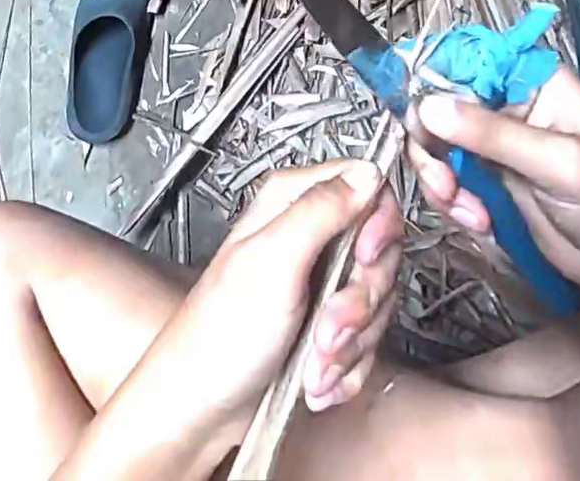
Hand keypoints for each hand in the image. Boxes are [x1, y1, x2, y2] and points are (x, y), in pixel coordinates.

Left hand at [140, 160, 402, 444]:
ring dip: (350, 339)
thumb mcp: (274, 258)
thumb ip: (322, 209)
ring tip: (314, 355)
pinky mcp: (325, 315)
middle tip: (328, 323)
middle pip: (378, 246)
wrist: (202, 407)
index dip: (378, 222)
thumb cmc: (220, 332)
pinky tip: (315, 373)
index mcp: (292, 201)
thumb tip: (367, 173)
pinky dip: (346, 362)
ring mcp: (319, 275)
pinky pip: (367, 334)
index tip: (365, 259)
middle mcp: (308, 231)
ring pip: (375, 296)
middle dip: (361, 298)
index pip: (366, 184)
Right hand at [406, 67, 579, 293]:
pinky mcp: (485, 176)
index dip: (431, 74)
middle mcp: (506, 101)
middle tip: (443, 179)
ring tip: (465, 210)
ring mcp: (492, 140)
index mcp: (530, 79)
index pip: (467, 56)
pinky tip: (478, 221)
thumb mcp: (560, 163)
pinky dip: (450, 198)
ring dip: (439, 176)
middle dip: (431, 140)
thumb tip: (426, 106)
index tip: (409, 108)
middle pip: (439, 99)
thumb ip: (493, 133)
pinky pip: (445, 174)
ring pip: (434, 139)